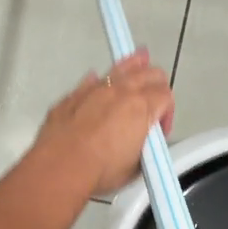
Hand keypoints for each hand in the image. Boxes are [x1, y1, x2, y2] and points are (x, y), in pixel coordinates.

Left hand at [30, 49, 174, 194]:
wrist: (60, 166)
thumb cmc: (101, 170)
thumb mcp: (134, 166)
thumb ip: (142, 146)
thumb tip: (140, 139)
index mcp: (142, 107)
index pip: (166, 95)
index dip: (167, 111)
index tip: (159, 129)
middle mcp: (121, 91)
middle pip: (149, 74)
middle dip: (156, 83)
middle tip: (154, 97)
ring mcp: (94, 90)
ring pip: (120, 68)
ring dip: (133, 64)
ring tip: (141, 58)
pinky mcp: (72, 96)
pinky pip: (90, 81)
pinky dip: (99, 80)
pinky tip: (97, 79)